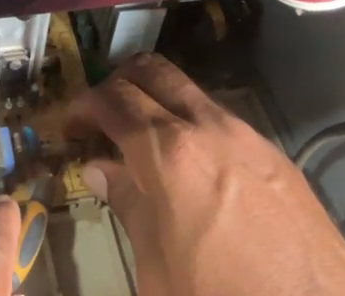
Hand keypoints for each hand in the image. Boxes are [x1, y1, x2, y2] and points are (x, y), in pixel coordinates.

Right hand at [66, 53, 344, 295]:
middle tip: (100, 117)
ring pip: (189, 91)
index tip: (69, 126)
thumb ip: (130, 208)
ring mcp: (247, 135)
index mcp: (169, 152)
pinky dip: (192, 125)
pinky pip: (221, 120)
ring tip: (142, 142)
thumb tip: (102, 170)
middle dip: (117, 82)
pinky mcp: (276, 155)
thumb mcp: (159, 273)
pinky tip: (191, 168)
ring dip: (157, 101)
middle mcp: (207, 127)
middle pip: (151, 71)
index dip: (82, 106)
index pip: (112, 100)